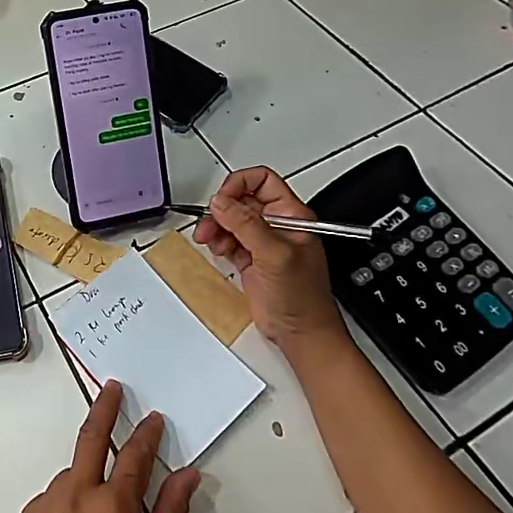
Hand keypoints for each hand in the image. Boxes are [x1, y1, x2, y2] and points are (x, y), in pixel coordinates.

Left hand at [12, 381, 198, 512]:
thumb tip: (187, 477)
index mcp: (113, 508)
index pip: (135, 456)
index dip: (147, 434)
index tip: (152, 420)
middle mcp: (73, 500)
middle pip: (89, 440)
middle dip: (103, 409)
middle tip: (111, 390)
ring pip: (66, 478)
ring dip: (83, 479)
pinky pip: (45, 504)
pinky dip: (61, 507)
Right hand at [192, 166, 345, 348]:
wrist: (299, 332)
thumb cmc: (302, 298)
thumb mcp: (275, 255)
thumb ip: (247, 225)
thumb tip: (222, 202)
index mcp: (292, 216)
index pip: (262, 181)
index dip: (239, 185)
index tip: (223, 200)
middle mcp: (277, 225)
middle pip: (240, 200)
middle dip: (221, 210)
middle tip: (210, 224)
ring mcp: (262, 242)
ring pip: (229, 219)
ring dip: (215, 226)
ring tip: (212, 240)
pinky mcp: (250, 258)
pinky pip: (226, 238)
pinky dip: (217, 241)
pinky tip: (220, 251)